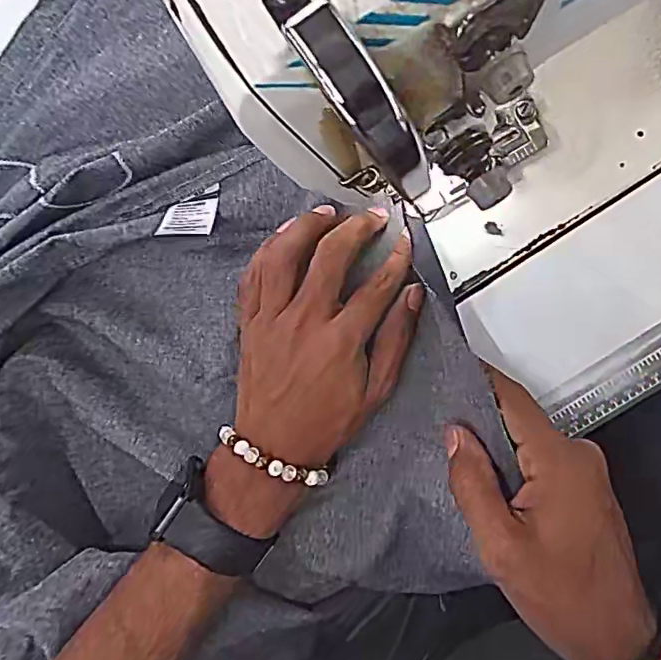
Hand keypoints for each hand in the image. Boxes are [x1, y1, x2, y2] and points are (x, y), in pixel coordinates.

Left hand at [206, 205, 424, 538]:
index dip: (395, 259)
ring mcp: (271, 319)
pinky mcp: (250, 322)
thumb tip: (410, 298)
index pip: (375, 286)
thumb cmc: (324, 422)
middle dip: (356, 229)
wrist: (274, 446)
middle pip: (330, 257)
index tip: (404, 243)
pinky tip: (284, 236)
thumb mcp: (375, 390)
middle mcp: (303, 323)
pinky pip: (253, 275)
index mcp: (339, 342)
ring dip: (305, 227)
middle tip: (372, 219)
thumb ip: (396, 340)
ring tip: (325, 214)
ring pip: (283, 255)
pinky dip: (268, 249)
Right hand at [445, 369, 658, 659]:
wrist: (616, 636)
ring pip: (529, 439)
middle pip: (519, 417)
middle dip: (480, 417)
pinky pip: (542, 457)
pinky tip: (493, 481)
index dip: (478, 379)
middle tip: (439, 422)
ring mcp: (587, 468)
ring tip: (459, 455)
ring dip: (496, 444)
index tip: (447, 366)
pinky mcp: (587, 484)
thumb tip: (455, 433)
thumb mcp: (500, 546)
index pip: (512, 399)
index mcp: (560, 460)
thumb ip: (473, 483)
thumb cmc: (561, 596)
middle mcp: (579, 453)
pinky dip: (515, 461)